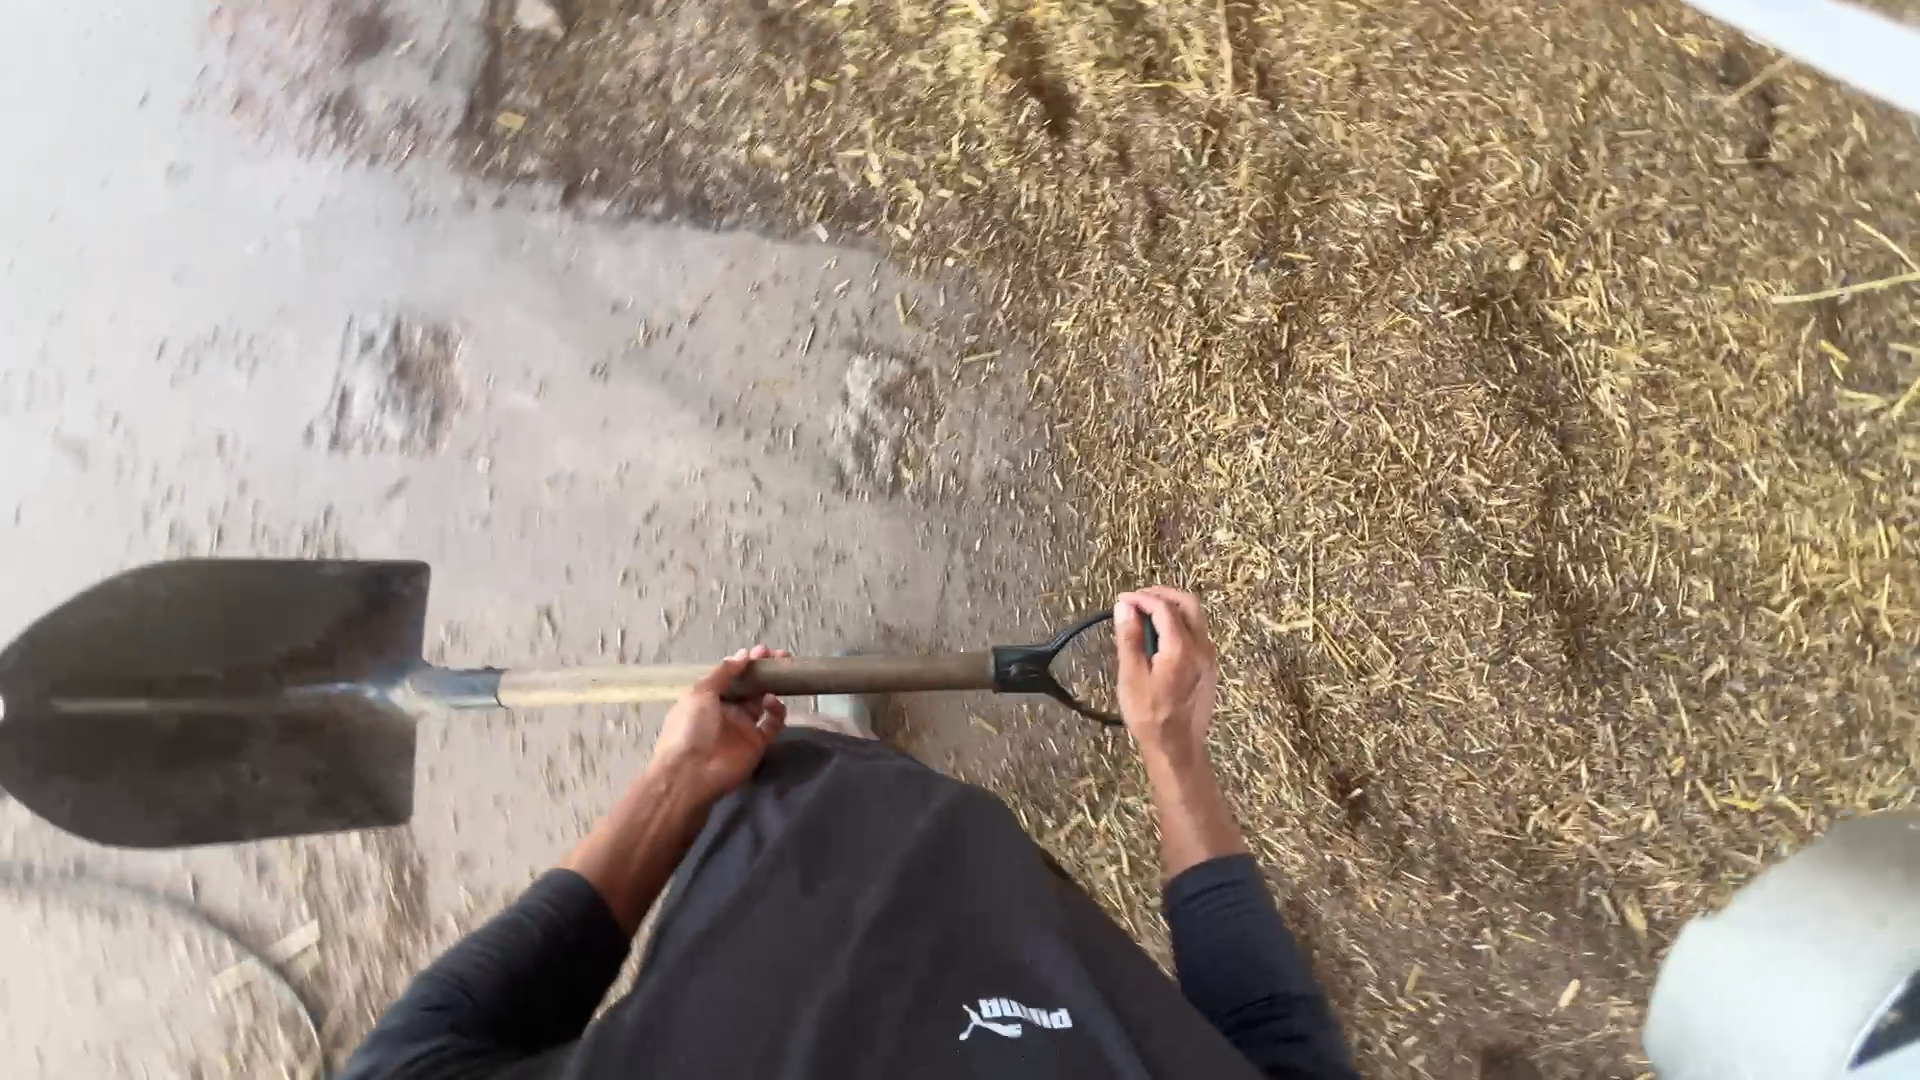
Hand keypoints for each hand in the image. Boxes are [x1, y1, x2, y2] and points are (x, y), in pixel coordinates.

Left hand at [647, 645, 788, 804]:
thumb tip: (743, 655)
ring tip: (782, 673)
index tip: (761, 651)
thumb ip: (723, 673)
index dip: (746, 663)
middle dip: (765, 670)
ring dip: (773, 685)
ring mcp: (744, 727)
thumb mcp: (700, 693)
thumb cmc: (690, 728)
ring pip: (764, 701)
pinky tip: (771, 701)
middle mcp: (728, 711)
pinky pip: (773, 723)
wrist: (692, 774)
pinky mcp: (758, 743)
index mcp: (710, 698)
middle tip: (779, 656)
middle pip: (751, 686)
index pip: (733, 676)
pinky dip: (776, 710)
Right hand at [1114, 587, 1218, 770]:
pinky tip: (1158, 637)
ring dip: (1170, 609)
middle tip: (1137, 600)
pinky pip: (1196, 633)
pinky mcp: (1209, 668)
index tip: (1121, 600)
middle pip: (1188, 604)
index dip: (1141, 598)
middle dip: (1162, 595)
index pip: (1163, 608)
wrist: (1177, 748)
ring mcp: (1209, 658)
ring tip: (1144, 616)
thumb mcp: (1131, 675)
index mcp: (1182, 648)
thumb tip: (1125, 606)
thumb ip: (1130, 637)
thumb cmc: (1149, 715)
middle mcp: (1202, 648)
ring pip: (1195, 618)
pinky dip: (1177, 624)